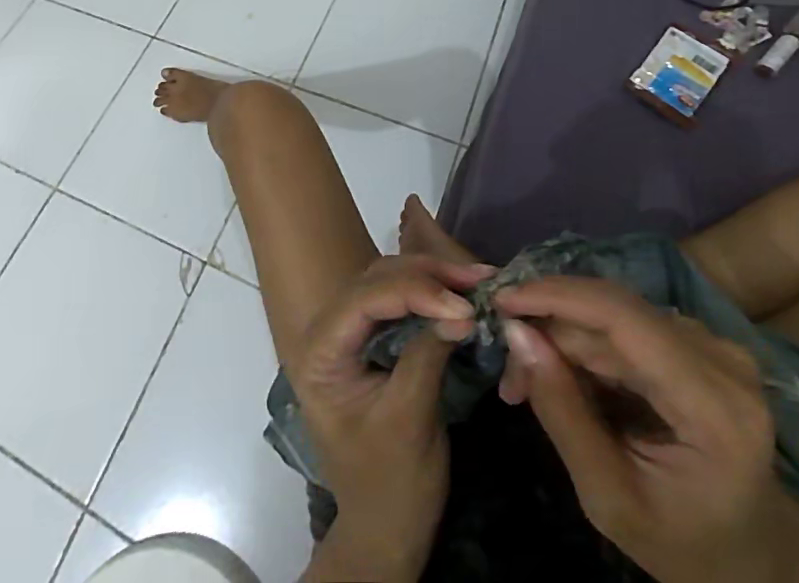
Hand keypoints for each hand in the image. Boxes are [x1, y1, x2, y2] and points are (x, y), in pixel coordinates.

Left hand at [295, 254, 493, 581]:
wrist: (390, 522)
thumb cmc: (391, 480)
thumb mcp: (409, 419)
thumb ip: (427, 355)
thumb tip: (464, 309)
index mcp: (320, 357)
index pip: (363, 301)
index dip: (414, 292)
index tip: (463, 305)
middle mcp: (329, 335)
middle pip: (376, 281)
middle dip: (428, 276)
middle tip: (478, 281)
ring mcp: (353, 334)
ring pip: (391, 281)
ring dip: (435, 277)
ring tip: (478, 281)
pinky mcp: (376, 338)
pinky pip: (403, 298)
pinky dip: (435, 291)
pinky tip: (464, 291)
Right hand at [494, 278, 798, 582]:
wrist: (750, 550)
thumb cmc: (682, 542)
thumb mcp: (608, 497)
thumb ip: (563, 413)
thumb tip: (517, 335)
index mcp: (714, 405)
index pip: (628, 320)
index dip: (561, 297)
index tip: (502, 298)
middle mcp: (723, 358)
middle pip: (618, 314)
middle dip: (553, 330)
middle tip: (509, 378)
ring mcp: (719, 346)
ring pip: (620, 317)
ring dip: (567, 341)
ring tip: (527, 386)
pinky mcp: (705, 345)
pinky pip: (633, 329)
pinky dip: (591, 348)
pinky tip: (566, 378)